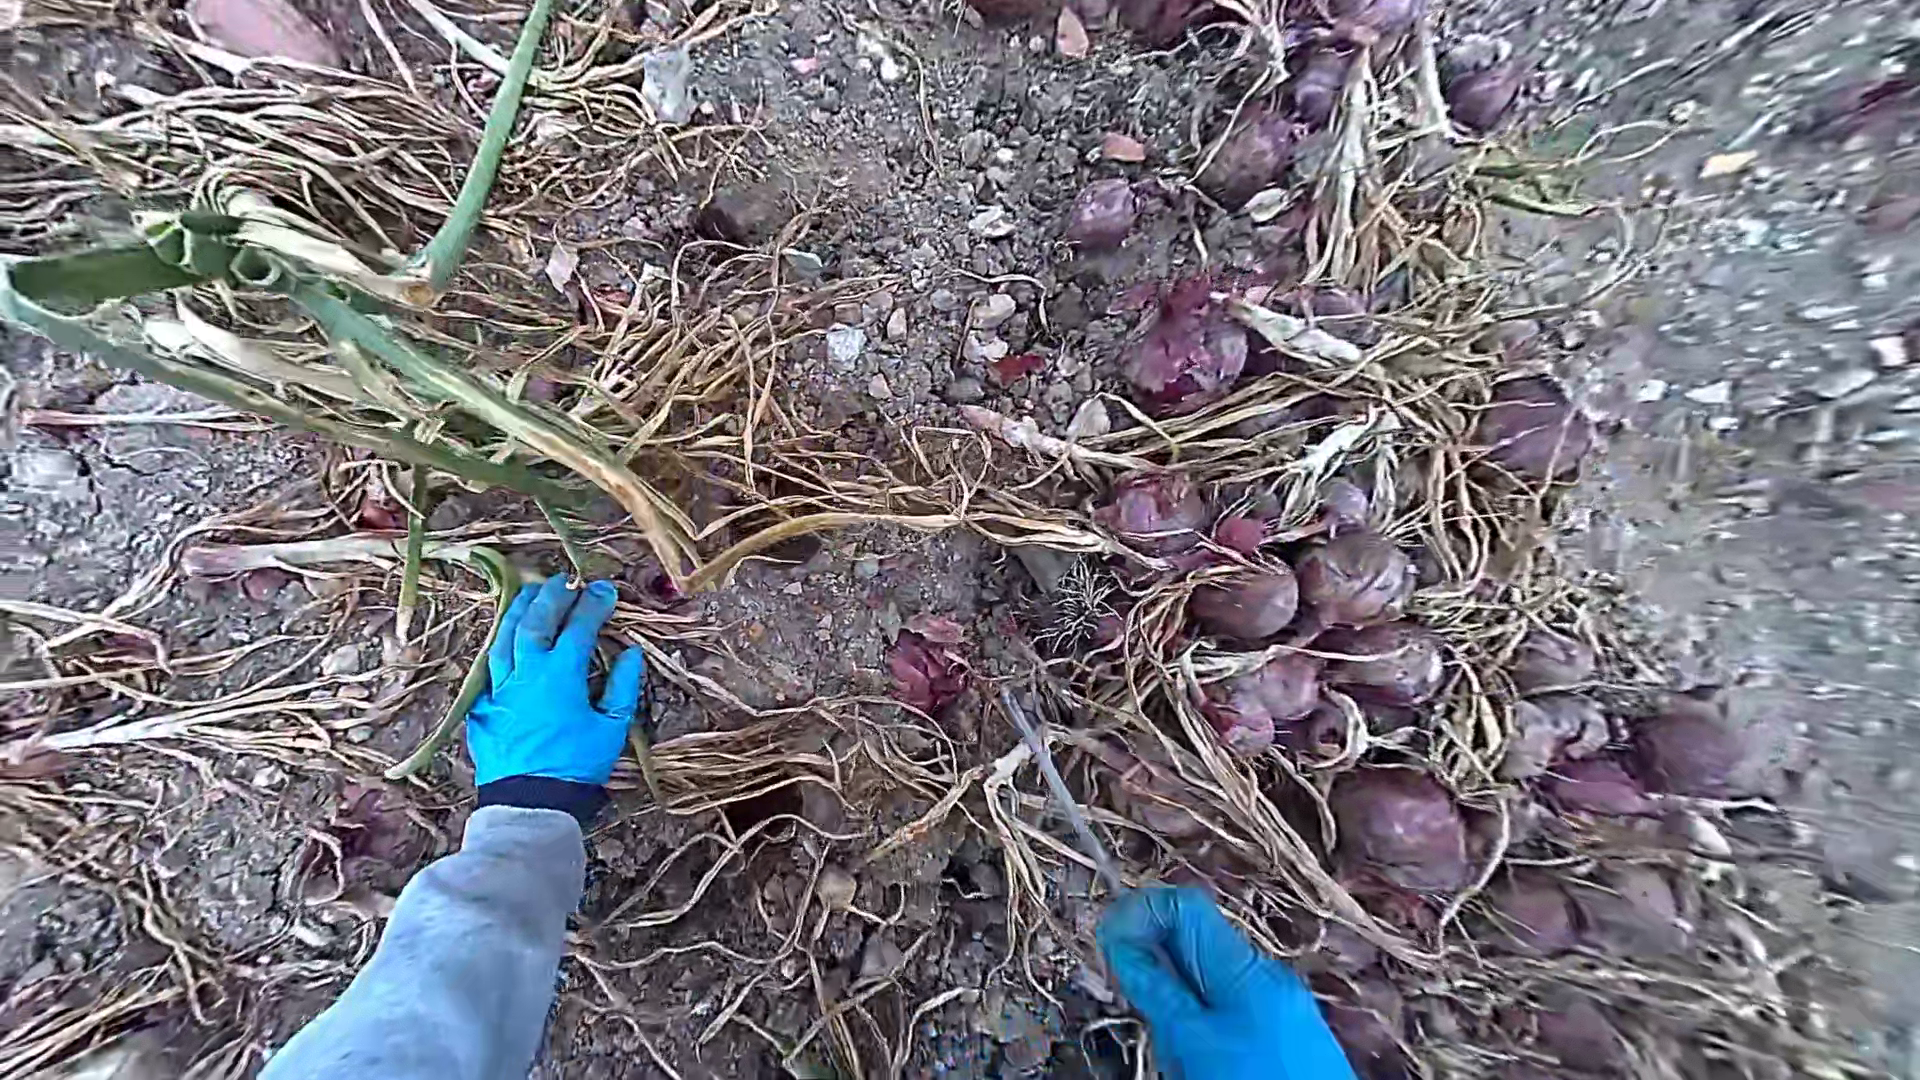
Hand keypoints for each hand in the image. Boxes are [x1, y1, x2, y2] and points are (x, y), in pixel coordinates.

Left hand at [467, 576, 645, 786]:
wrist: (530, 803)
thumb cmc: (578, 763)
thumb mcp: (612, 725)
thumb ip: (622, 685)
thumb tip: (630, 652)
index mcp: (560, 677)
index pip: (578, 629)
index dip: (593, 606)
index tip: (606, 590)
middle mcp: (525, 676)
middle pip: (534, 624)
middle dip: (551, 597)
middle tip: (565, 580)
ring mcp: (498, 691)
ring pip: (504, 640)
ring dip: (519, 612)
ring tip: (530, 592)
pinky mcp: (482, 708)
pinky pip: (490, 666)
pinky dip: (502, 643)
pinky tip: (509, 637)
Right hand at [1098, 887, 1354, 1079]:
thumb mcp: (1194, 1044)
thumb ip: (1155, 988)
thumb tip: (1118, 940)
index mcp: (1247, 966)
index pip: (1183, 904)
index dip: (1139, 912)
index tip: (1108, 945)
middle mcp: (1264, 976)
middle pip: (1190, 941)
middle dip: (1153, 966)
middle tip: (1133, 1004)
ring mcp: (1276, 1009)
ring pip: (1201, 981)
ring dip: (1172, 1006)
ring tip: (1172, 1053)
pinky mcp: (1280, 1040)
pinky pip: (1222, 1013)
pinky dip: (1195, 1028)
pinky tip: (1191, 1063)